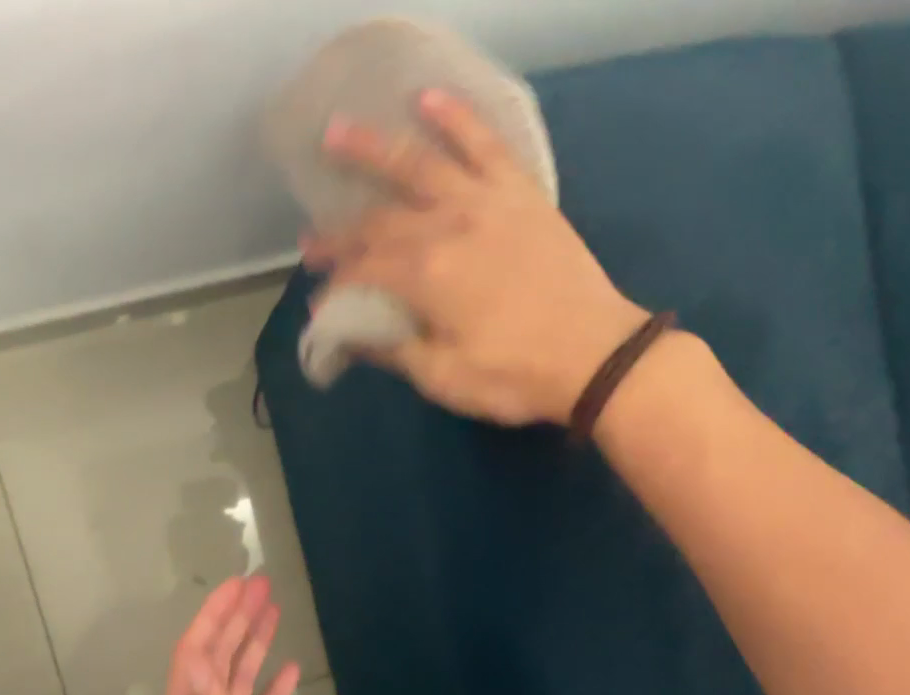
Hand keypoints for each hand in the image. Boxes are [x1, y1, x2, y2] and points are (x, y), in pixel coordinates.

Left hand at [155, 576, 301, 694]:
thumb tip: (196, 656)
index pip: (195, 657)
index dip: (213, 618)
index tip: (238, 586)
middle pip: (216, 662)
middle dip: (235, 621)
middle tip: (261, 585)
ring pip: (238, 684)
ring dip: (253, 647)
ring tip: (274, 611)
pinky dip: (271, 691)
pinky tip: (288, 671)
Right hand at [305, 89, 651, 425]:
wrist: (598, 357)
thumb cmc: (516, 376)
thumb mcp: (444, 378)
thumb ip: (394, 351)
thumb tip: (351, 337)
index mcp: (425, 277)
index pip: (362, 271)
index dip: (335, 286)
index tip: (320, 302)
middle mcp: (447, 227)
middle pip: (378, 222)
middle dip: (339, 234)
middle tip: (312, 240)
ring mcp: (484, 203)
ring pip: (419, 166)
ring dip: (373, 149)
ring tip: (338, 134)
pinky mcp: (520, 194)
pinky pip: (485, 145)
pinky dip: (457, 119)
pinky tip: (429, 101)